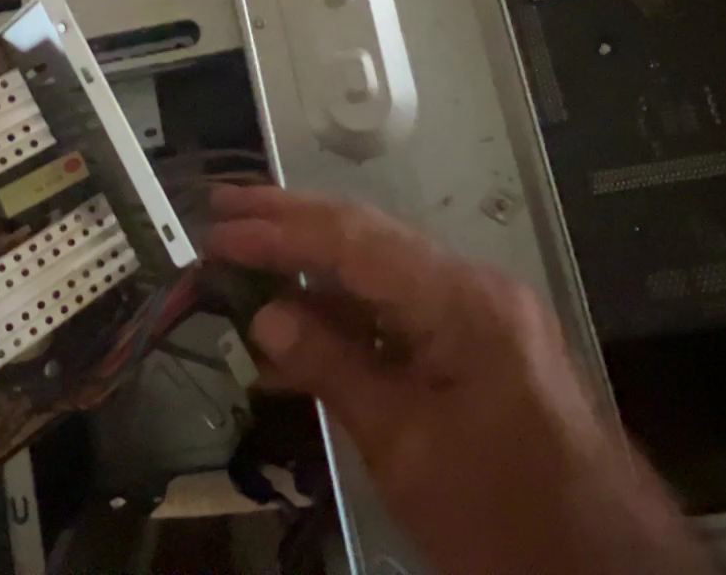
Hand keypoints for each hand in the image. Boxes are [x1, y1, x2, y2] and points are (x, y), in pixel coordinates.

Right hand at [206, 187, 715, 574]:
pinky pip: (395, 315)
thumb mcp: (407, 448)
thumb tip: (266, 317)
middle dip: (291, 223)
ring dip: (310, 270)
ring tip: (243, 259)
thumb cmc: (507, 517)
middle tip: (224, 208)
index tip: (218, 231)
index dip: (278, 231)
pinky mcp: (473, 347)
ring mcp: (476, 315)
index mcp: (462, 302)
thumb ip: (333, 369)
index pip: (353, 242)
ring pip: (377, 273)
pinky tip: (292, 332)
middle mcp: (472, 289)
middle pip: (366, 238)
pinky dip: (340, 319)